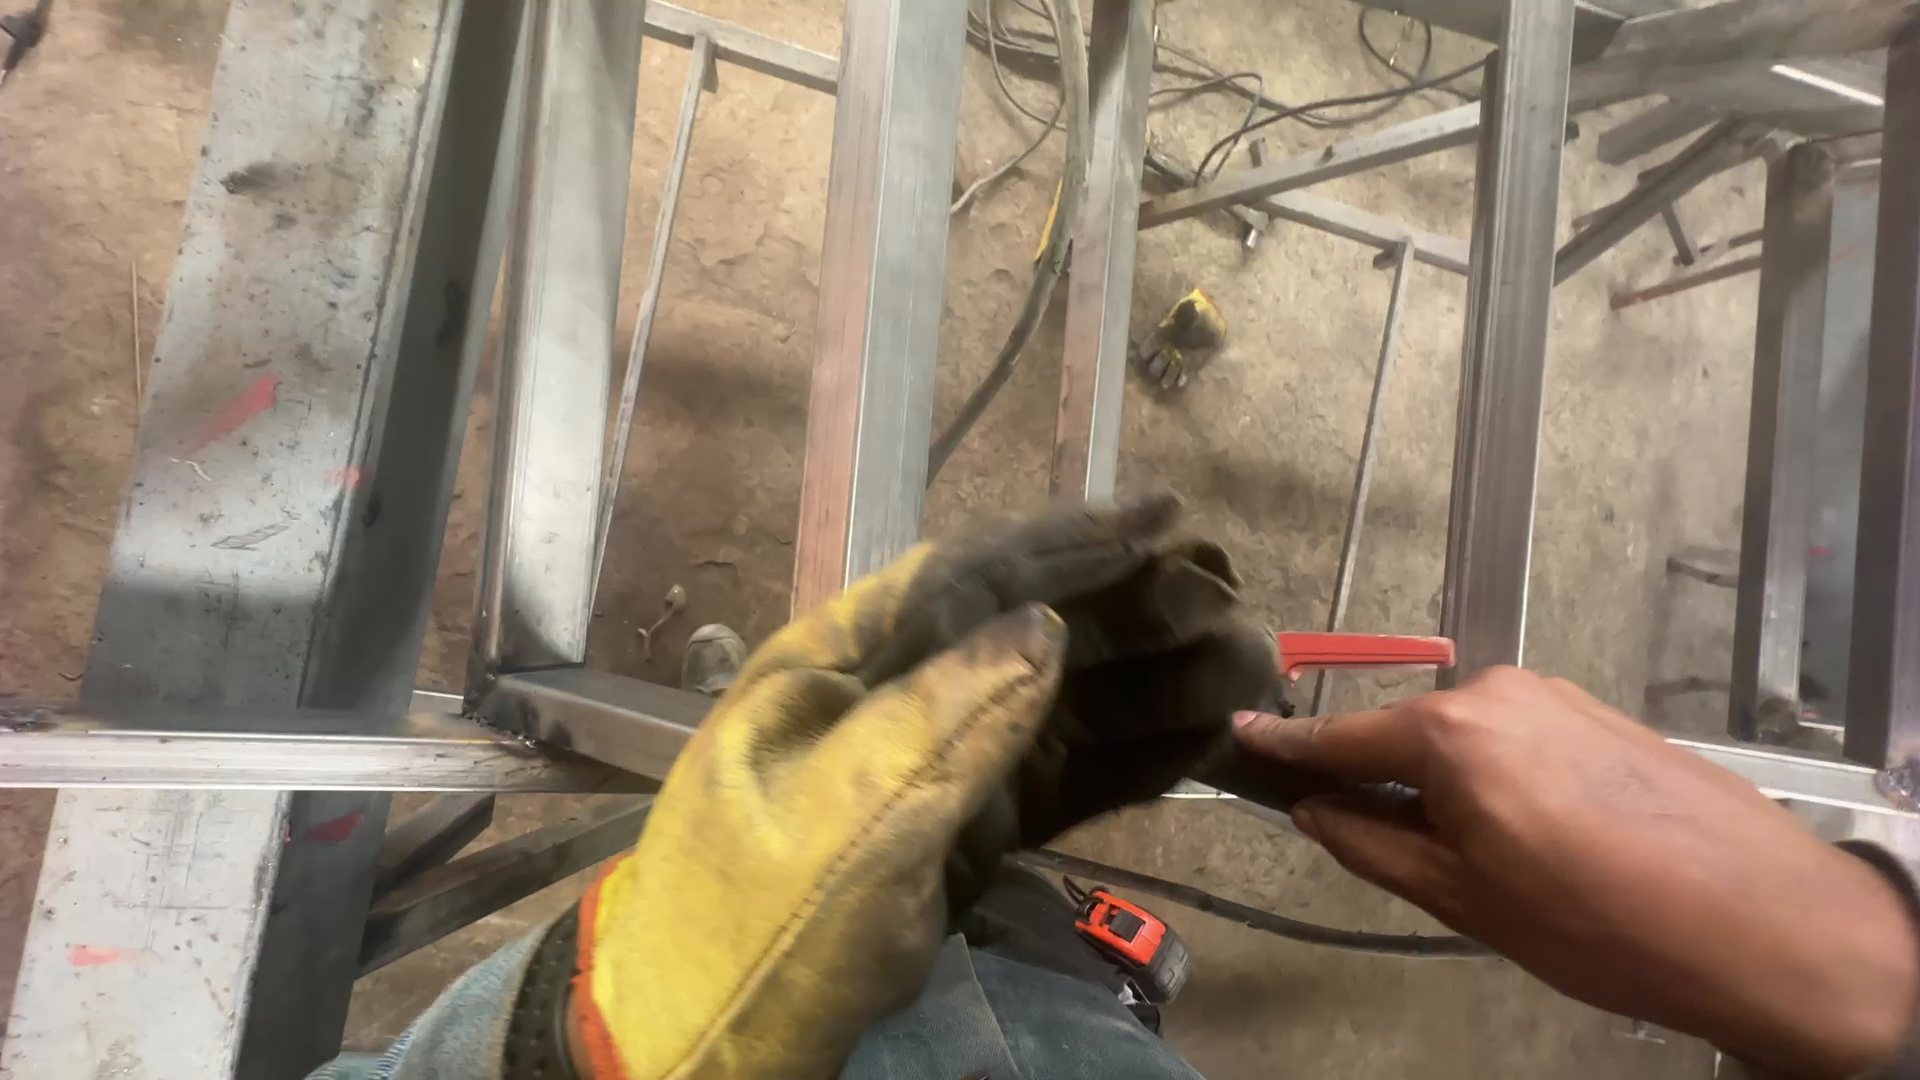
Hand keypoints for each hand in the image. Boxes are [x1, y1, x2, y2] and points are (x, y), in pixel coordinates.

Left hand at [570, 498, 1274, 1079]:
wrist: (706, 1041)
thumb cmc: (746, 926)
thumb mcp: (833, 820)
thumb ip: (938, 720)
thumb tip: (1044, 629)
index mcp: (849, 657)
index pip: (973, 576)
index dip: (1069, 544)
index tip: (1162, 518)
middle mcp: (907, 687)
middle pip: (1034, 631)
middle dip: (1135, 614)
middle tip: (1232, 609)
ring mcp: (947, 753)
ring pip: (1066, 703)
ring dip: (1156, 685)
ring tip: (1249, 671)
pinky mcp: (978, 816)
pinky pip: (1068, 775)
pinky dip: (1136, 758)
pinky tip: (1203, 741)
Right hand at [1234, 666, 1917, 1076]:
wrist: (1790, 933)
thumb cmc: (1600, 924)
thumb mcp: (1462, 897)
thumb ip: (1368, 842)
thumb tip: (1312, 809)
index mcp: (1446, 734)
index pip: (1338, 736)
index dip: (1282, 742)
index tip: (1236, 730)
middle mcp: (1487, 692)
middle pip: (1399, 733)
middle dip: (1382, 777)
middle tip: (1391, 836)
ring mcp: (1544, 692)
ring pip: (1455, 733)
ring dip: (1442, 776)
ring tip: (1488, 845)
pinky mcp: (1589, 706)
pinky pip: (1507, 730)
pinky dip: (1491, 767)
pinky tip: (1536, 822)